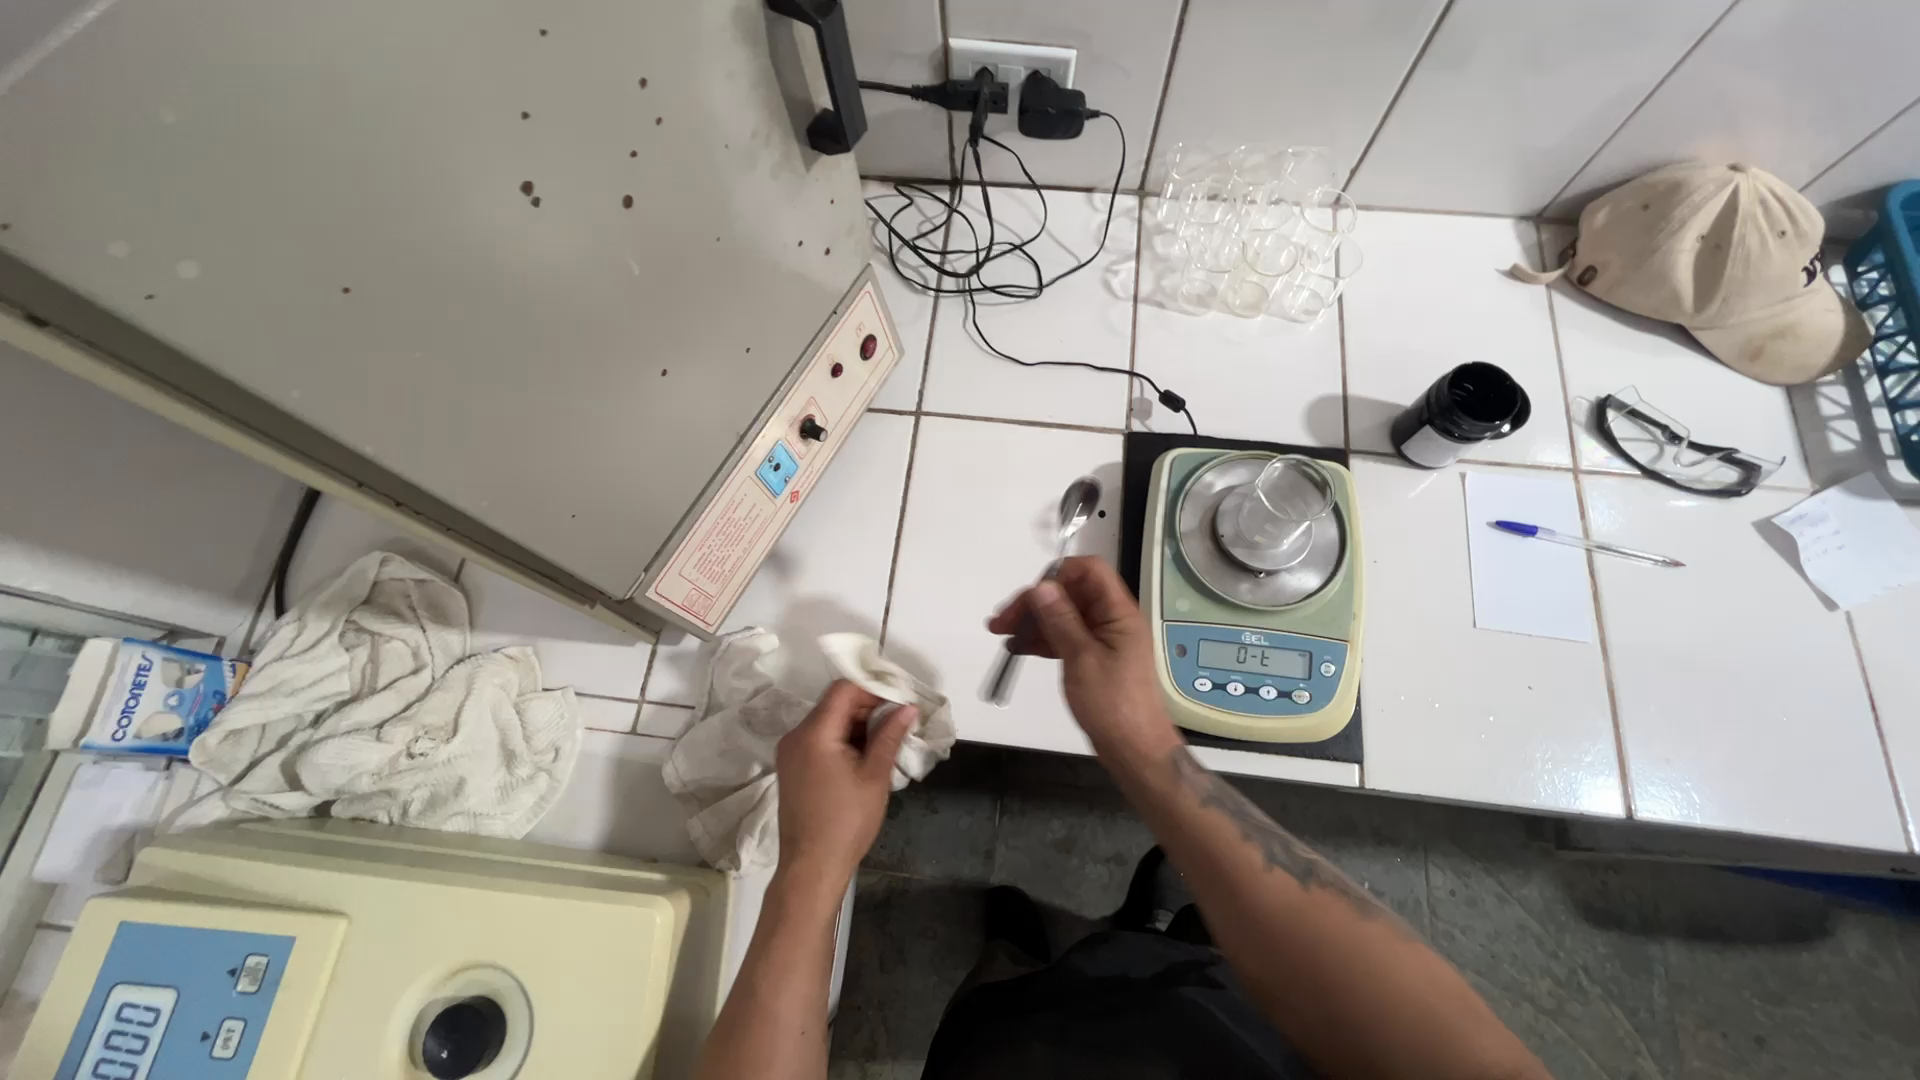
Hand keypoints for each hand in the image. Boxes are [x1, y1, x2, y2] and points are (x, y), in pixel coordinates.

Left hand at [774, 681, 916, 893]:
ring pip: (828, 722)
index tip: (899, 703)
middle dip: (868, 709)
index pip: (844, 690)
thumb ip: (889, 736)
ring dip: (856, 726)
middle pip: (834, 704)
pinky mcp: (792, 768)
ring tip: (885, 743)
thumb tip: (908, 707)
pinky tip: (864, 758)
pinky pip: (819, 740)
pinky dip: (842, 741)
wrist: (811, 868)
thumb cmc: (846, 822)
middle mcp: (796, 736)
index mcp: (814, 733)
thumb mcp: (875, 776)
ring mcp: (790, 753)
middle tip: (898, 724)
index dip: (873, 690)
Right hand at [988, 556, 1179, 764]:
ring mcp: (1103, 640)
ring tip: (1001, 635)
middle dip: (1035, 603)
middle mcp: (1112, 620)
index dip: (1059, 575)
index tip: (1031, 596)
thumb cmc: (1112, 703)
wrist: (1134, 750)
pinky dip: (1042, 640)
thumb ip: (1060, 619)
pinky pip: (1065, 638)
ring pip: (1064, 617)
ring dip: (1033, 622)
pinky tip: (1017, 649)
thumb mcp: (1081, 658)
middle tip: (1002, 621)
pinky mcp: (1094, 659)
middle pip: (1071, 594)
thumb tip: (1041, 586)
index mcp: (1118, 613)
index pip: (1090, 571)